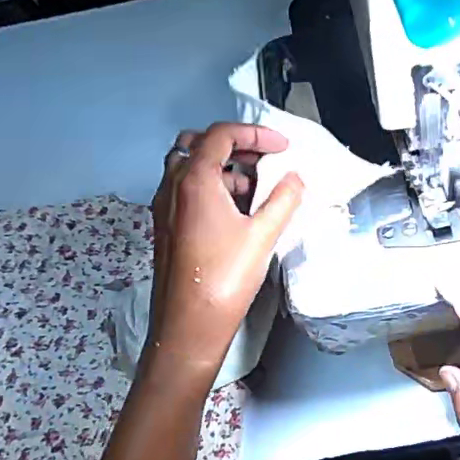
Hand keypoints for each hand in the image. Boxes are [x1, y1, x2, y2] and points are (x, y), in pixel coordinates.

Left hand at [148, 123, 302, 379]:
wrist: (188, 326)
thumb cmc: (224, 280)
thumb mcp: (263, 236)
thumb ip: (283, 199)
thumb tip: (295, 179)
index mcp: (194, 181)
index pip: (221, 135)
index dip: (254, 133)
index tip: (281, 146)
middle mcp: (172, 188)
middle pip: (199, 144)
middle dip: (234, 145)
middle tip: (264, 159)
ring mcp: (164, 208)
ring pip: (190, 169)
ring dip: (223, 168)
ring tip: (256, 189)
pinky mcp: (166, 228)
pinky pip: (186, 192)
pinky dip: (211, 188)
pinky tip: (236, 213)